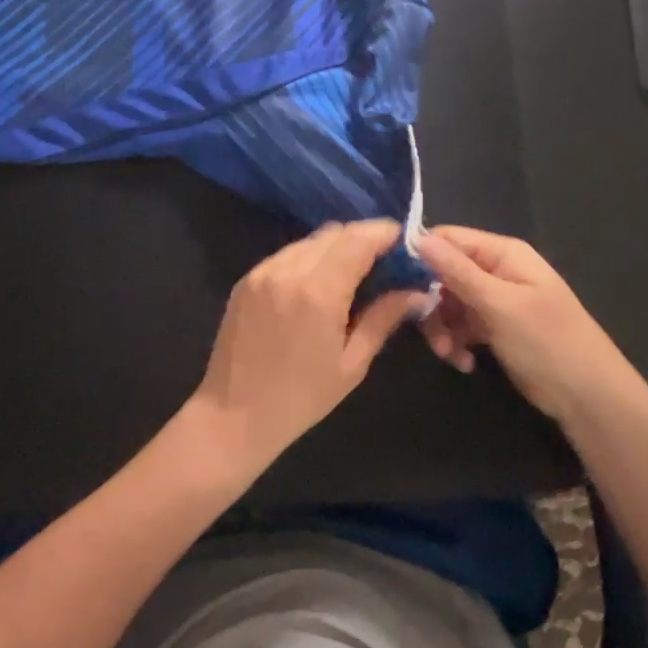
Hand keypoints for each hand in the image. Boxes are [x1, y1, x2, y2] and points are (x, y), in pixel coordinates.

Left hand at [187, 220, 426, 474]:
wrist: (232, 415)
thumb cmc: (300, 398)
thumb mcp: (351, 363)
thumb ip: (382, 319)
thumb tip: (415, 291)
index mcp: (318, 291)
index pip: (358, 240)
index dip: (385, 233)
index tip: (405, 242)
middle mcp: (287, 270)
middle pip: (334, 233)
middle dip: (363, 239)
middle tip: (385, 261)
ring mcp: (261, 272)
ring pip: (309, 241)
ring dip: (335, 248)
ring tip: (353, 273)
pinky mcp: (245, 280)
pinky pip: (286, 256)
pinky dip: (308, 259)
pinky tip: (318, 284)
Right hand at [415, 226, 639, 421]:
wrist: (587, 396)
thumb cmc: (548, 342)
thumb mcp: (500, 304)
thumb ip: (458, 271)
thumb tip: (418, 239)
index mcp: (503, 254)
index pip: (448, 239)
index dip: (421, 256)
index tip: (396, 282)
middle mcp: (496, 271)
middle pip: (443, 274)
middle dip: (431, 303)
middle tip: (430, 332)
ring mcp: (494, 301)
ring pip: (448, 304)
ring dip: (442, 329)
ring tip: (449, 354)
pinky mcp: (493, 329)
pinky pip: (460, 327)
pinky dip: (456, 344)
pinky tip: (465, 363)